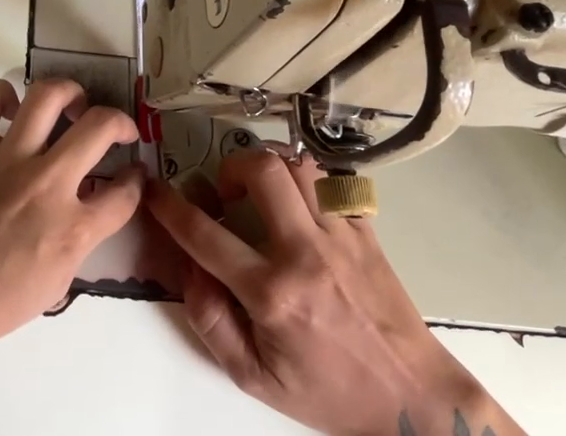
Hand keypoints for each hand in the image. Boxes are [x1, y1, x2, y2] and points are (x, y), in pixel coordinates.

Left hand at [0, 78, 143, 357]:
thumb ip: (74, 246)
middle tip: (119, 130)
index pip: (123, 195)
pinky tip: (13, 106)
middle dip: (120, 122)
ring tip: (73, 102)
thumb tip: (82, 219)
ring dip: (69, 91)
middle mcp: (47, 184)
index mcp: (71, 229)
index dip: (136, 182)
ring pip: (47, 97)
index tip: (133, 175)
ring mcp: (8, 159)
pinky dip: (3, 94)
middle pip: (98, 128)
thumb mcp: (50, 289)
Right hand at [146, 150, 522, 435]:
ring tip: (262, 191)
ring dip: (270, 167)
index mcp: (271, 293)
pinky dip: (307, 182)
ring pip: (299, 166)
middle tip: (225, 191)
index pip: (204, 234)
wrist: (412, 398)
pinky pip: (332, 183)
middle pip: (263, 171)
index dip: (169, 205)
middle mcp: (305, 253)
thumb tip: (188, 269)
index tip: (153, 189)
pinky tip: (300, 206)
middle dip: (230, 166)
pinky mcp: (366, 232)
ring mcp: (341, 237)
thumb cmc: (329, 392)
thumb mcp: (255, 377)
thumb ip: (210, 321)